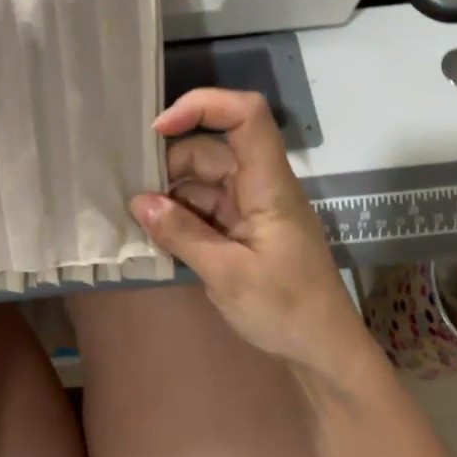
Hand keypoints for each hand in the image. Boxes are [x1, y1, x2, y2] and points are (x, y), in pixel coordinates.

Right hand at [130, 89, 363, 370]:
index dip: (203, 106)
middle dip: (170, 164)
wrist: (322, 351)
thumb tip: (139, 203)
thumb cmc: (285, 310)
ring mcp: (252, 210)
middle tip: (133, 196)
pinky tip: (156, 235)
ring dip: (171, 194)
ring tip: (139, 220)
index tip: (158, 130)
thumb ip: (182, 235)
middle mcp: (261, 188)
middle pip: (214, 149)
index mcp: (269, 186)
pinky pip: (206, 208)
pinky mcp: (244, 232)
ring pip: (204, 180)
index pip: (246, 117)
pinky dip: (180, 216)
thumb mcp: (227, 275)